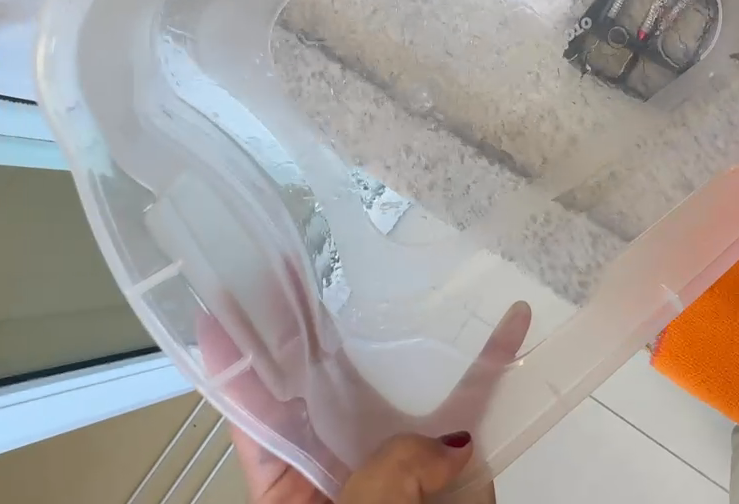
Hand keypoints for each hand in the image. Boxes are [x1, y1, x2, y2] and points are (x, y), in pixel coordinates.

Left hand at [207, 300, 532, 503]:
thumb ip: (387, 478)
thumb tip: (447, 443)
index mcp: (288, 494)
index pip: (255, 411)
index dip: (236, 356)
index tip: (221, 298)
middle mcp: (340, 466)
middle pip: (321, 380)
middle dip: (309, 321)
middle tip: (297, 258)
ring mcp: (399, 460)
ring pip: (400, 383)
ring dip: (401, 329)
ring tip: (390, 268)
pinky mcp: (456, 462)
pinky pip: (478, 403)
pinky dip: (499, 363)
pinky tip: (517, 319)